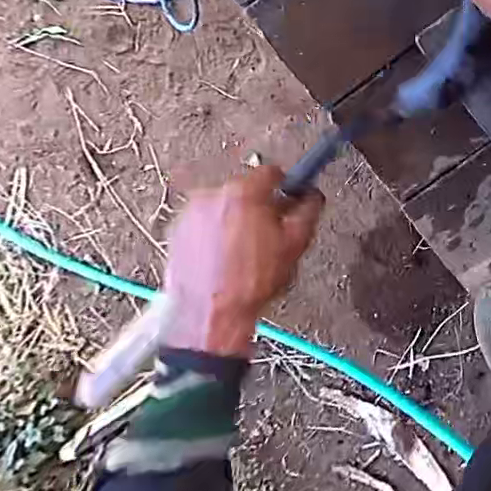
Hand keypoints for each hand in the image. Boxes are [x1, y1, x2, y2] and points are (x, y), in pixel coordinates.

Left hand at [160, 164, 323, 355]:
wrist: (210, 317)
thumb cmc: (249, 284)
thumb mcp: (295, 244)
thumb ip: (309, 210)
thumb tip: (312, 197)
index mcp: (243, 194)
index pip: (271, 172)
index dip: (287, 186)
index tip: (291, 196)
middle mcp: (212, 197)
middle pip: (246, 190)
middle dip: (261, 207)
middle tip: (271, 232)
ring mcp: (191, 215)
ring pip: (225, 208)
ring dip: (237, 221)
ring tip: (248, 251)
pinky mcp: (177, 233)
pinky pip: (205, 224)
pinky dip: (216, 234)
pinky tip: (227, 258)